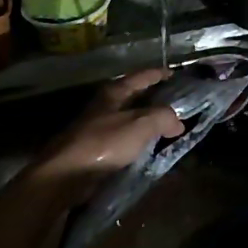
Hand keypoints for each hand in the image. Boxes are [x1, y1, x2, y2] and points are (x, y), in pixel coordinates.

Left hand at [27, 69, 183, 190]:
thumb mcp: (140, 125)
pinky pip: (124, 140)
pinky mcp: (96, 149)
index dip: (159, 74)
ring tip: (170, 129)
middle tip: (180, 105)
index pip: (140, 77)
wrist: (67, 174)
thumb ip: (162, 117)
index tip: (176, 74)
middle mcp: (104, 106)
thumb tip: (177, 121)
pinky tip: (150, 149)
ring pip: (129, 120)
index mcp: (112, 93)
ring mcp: (98, 128)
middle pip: (134, 98)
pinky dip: (139, 141)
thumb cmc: (104, 143)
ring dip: (148, 123)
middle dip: (155, 100)